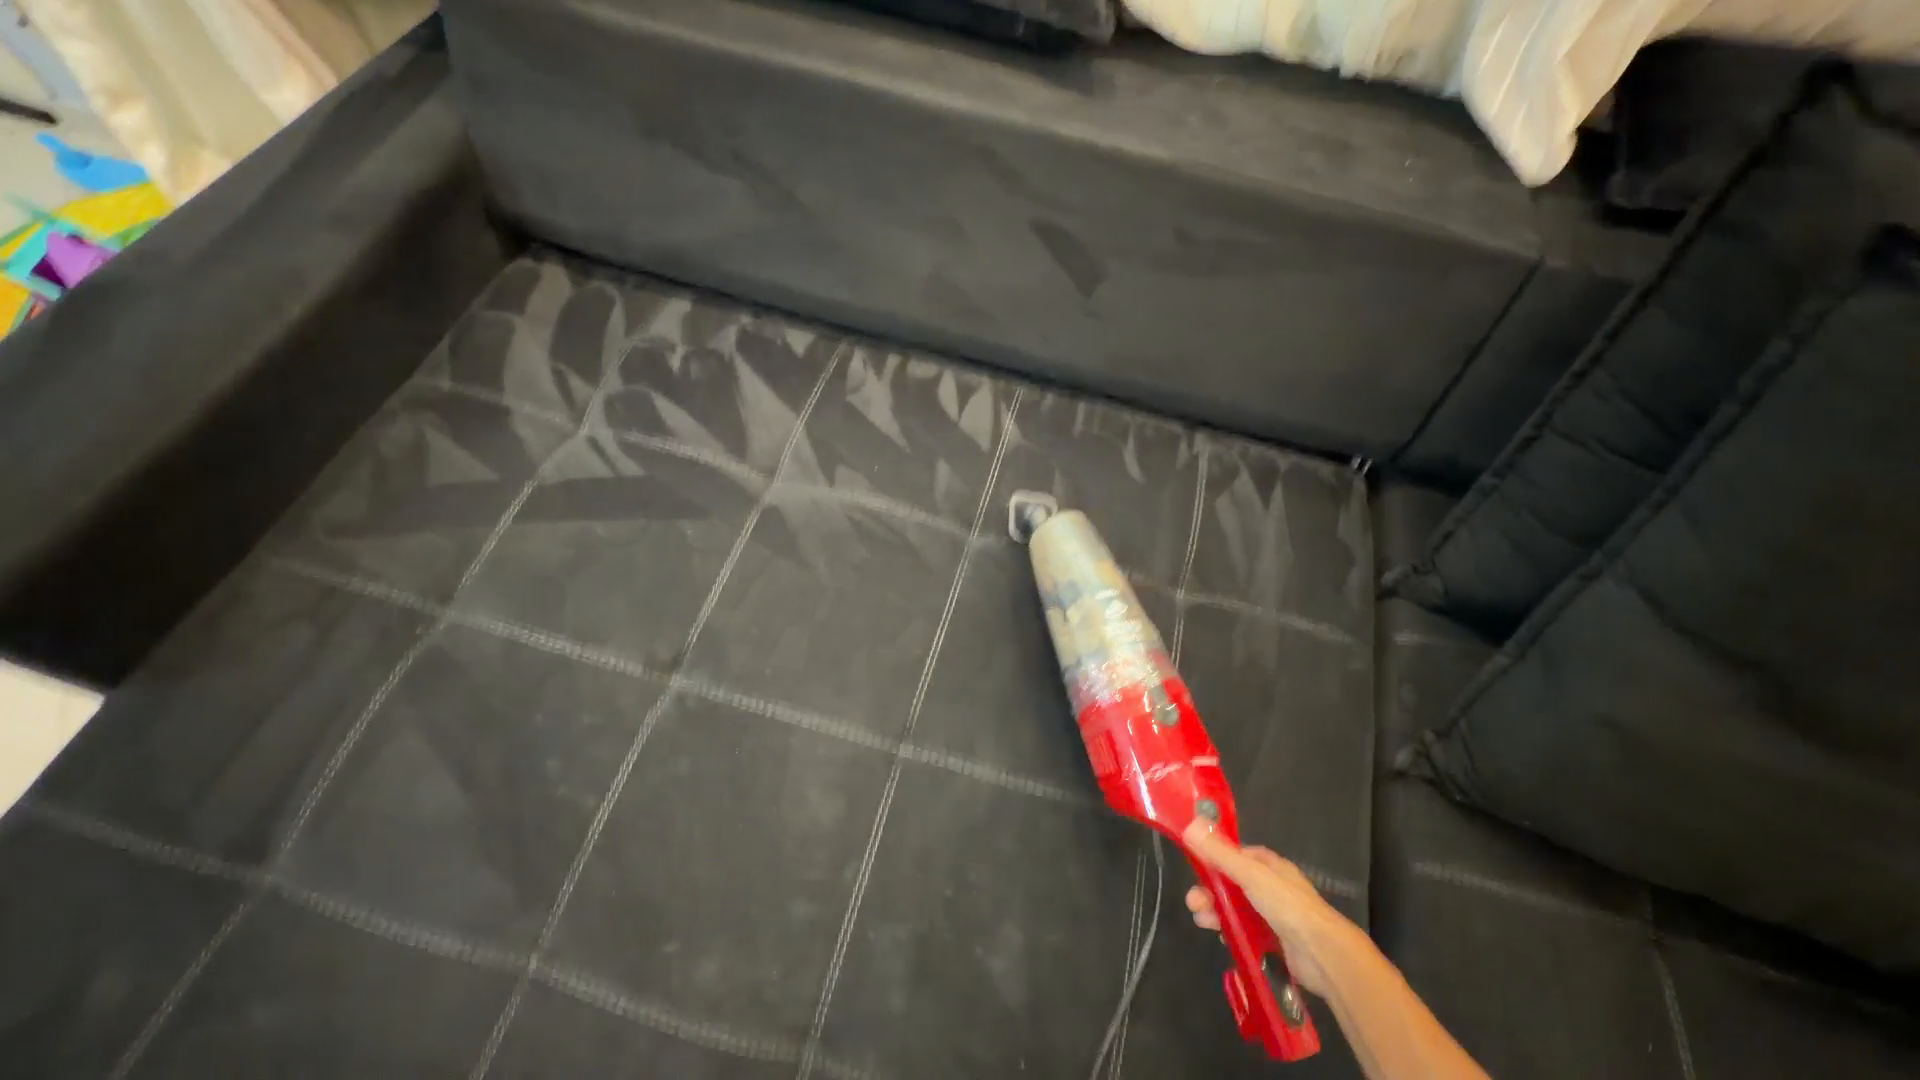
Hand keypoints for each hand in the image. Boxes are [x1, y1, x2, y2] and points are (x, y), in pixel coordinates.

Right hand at [1181, 819, 1354, 996]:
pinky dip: (1231, 932)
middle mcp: (1271, 886)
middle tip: (1194, 903)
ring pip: (1236, 908)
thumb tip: (1190, 825)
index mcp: (1268, 865)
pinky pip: (1245, 931)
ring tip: (1204, 922)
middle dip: (1209, 891)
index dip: (1213, 861)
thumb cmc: (1287, 905)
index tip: (1194, 869)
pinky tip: (1223, 938)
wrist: (1322, 953)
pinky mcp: (1273, 940)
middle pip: (1231, 884)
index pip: (1235, 855)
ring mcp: (1273, 914)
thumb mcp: (1250, 874)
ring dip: (1216, 912)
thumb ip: (1219, 853)